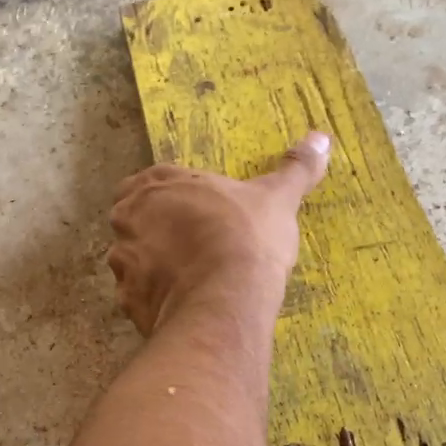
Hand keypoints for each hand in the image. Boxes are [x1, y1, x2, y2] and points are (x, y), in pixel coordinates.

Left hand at [106, 132, 330, 335]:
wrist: (225, 300)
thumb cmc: (246, 237)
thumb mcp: (277, 198)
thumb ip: (295, 169)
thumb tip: (321, 137)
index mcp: (157, 184)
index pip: (145, 185)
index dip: (166, 201)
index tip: (190, 216)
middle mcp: (128, 220)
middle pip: (131, 224)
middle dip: (152, 235)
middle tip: (188, 251)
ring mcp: (123, 264)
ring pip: (130, 264)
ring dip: (150, 271)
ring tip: (185, 284)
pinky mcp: (127, 304)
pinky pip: (137, 301)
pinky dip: (153, 304)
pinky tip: (180, 308)